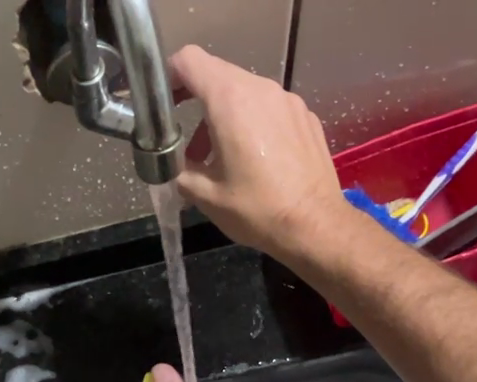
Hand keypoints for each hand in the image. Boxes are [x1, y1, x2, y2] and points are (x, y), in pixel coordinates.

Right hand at [169, 45, 346, 260]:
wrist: (312, 225)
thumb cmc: (256, 209)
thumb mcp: (205, 196)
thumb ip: (180, 171)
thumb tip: (174, 166)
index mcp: (230, 101)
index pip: (190, 61)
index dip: (170, 76)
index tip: (164, 103)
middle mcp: (260, 89)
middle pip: (218, 77)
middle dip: (198, 103)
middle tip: (190, 144)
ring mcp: (287, 100)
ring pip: (245, 94)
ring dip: (225, 118)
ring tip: (221, 160)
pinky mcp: (305, 116)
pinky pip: (269, 109)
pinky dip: (253, 125)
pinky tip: (255, 161)